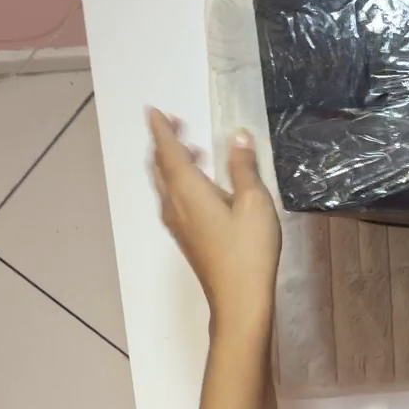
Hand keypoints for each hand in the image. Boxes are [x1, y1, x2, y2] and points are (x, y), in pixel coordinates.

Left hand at [147, 107, 280, 333]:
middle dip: (165, 143)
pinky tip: (203, 186)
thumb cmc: (248, 249)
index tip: (154, 110)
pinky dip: (180, 182)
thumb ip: (244, 167)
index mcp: (187, 189)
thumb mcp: (255, 202)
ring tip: (195, 151)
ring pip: (165, 184)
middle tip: (177, 124)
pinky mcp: (186, 237)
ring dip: (174, 163)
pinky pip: (174, 199)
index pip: (168, 150)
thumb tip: (238, 136)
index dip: (161, 129)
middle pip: (160, 166)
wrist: (238, 298)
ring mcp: (177, 223)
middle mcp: (174, 203)